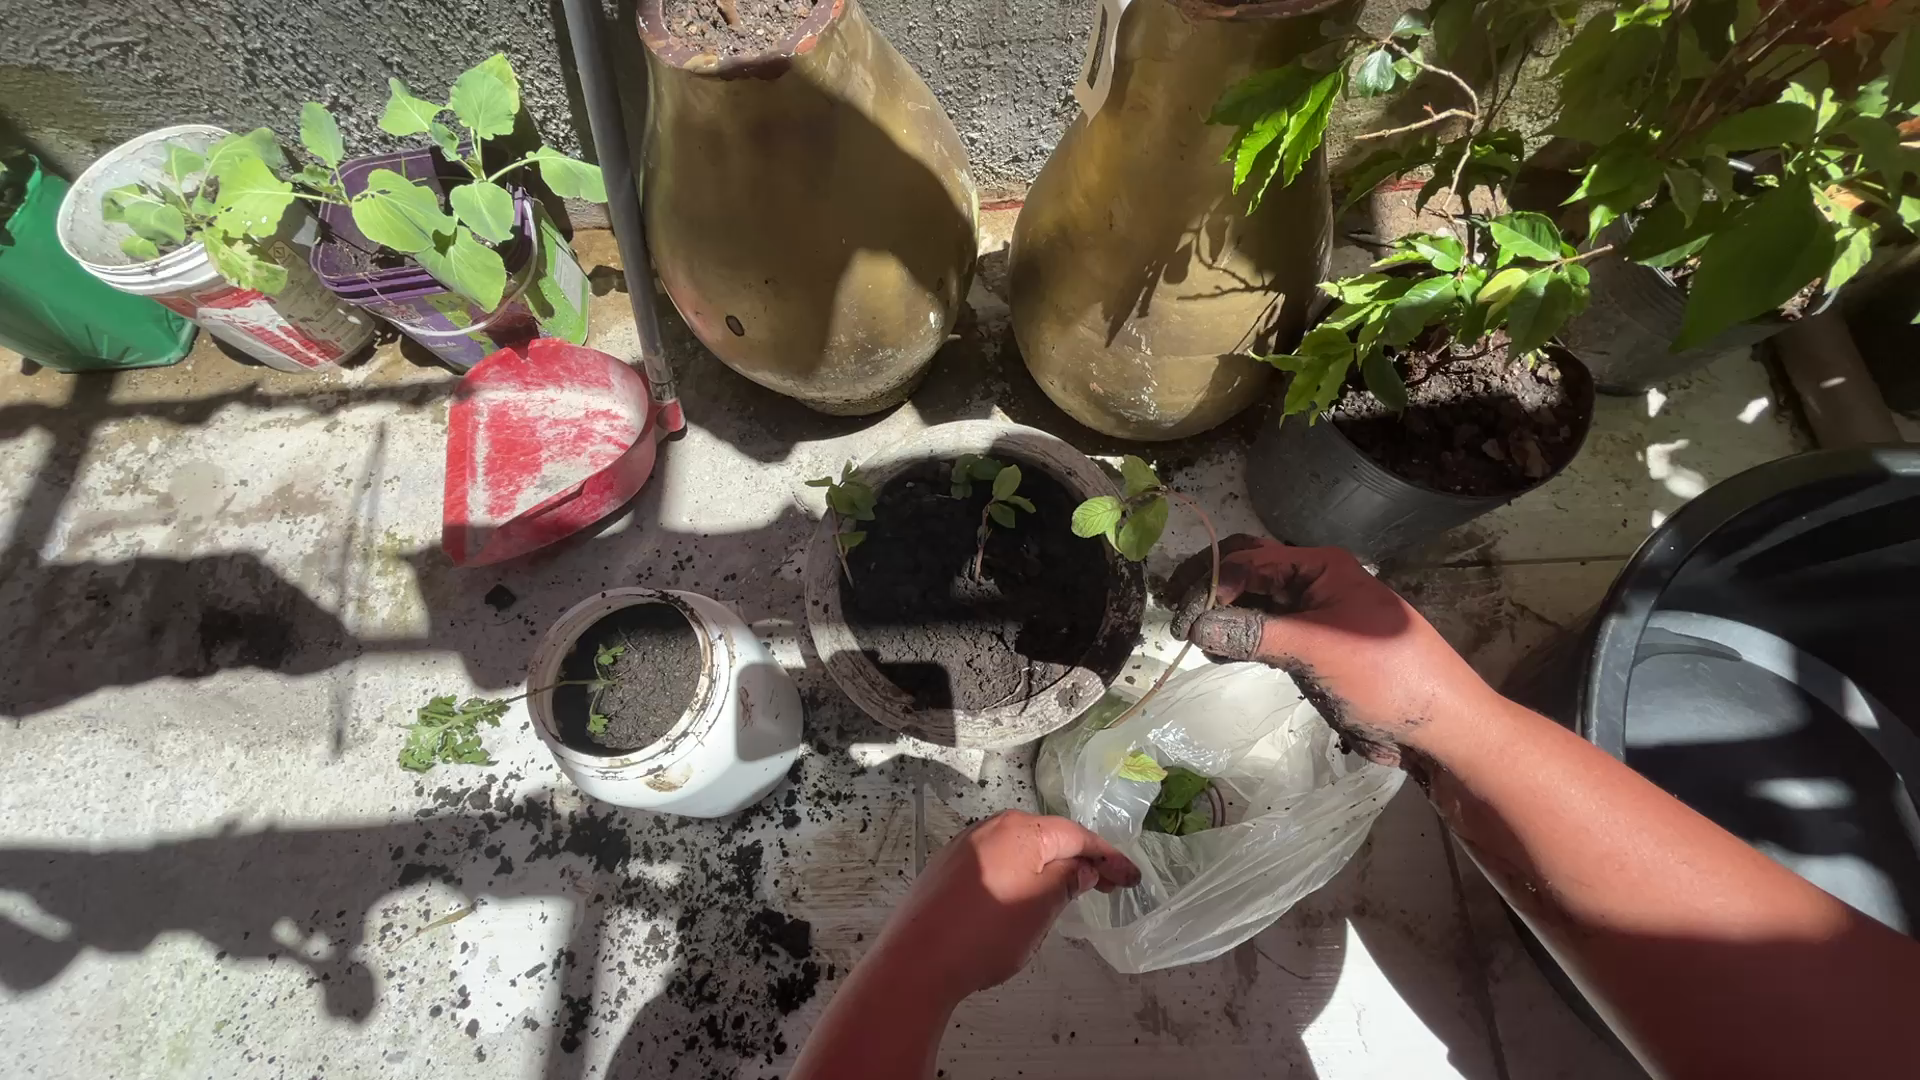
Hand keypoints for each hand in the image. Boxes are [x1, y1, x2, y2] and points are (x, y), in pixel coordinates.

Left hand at [869, 810, 1139, 1001]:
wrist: (917, 958)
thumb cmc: (985, 933)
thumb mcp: (1040, 908)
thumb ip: (1067, 881)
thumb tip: (1083, 868)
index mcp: (1021, 830)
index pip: (1076, 836)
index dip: (1108, 857)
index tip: (1132, 877)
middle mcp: (994, 826)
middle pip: (1050, 836)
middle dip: (1082, 858)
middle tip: (1111, 884)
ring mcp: (969, 843)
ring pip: (1024, 847)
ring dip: (1052, 864)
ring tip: (1076, 888)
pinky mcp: (952, 864)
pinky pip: (1001, 858)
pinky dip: (1024, 870)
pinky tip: (1030, 891)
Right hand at [1167, 535, 1492, 766]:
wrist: (1440, 730)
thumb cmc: (1390, 678)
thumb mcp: (1320, 650)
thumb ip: (1255, 634)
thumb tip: (1194, 626)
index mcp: (1319, 567)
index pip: (1250, 559)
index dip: (1212, 581)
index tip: (1185, 616)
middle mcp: (1309, 584)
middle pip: (1243, 574)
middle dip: (1206, 590)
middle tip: (1173, 615)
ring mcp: (1305, 616)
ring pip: (1247, 604)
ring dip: (1216, 615)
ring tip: (1187, 637)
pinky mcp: (1302, 647)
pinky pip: (1257, 632)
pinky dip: (1232, 638)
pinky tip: (1213, 652)